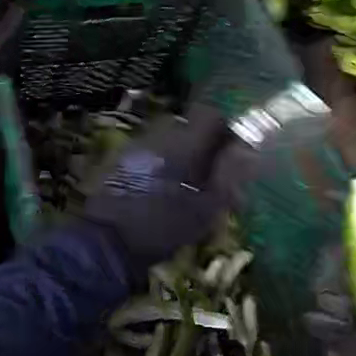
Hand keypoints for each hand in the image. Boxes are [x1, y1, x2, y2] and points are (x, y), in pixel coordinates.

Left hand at [82, 105, 249, 270]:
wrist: (107, 241)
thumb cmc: (163, 226)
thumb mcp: (206, 208)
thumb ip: (229, 174)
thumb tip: (248, 151)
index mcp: (183, 142)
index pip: (211, 114)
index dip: (227, 130)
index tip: (234, 154)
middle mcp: (157, 135)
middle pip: (188, 125)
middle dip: (204, 144)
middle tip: (213, 174)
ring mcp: (134, 145)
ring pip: (168, 138)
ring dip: (181, 154)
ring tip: (187, 184)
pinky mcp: (118, 160)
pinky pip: (149, 151)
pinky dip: (160, 163)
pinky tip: (162, 188)